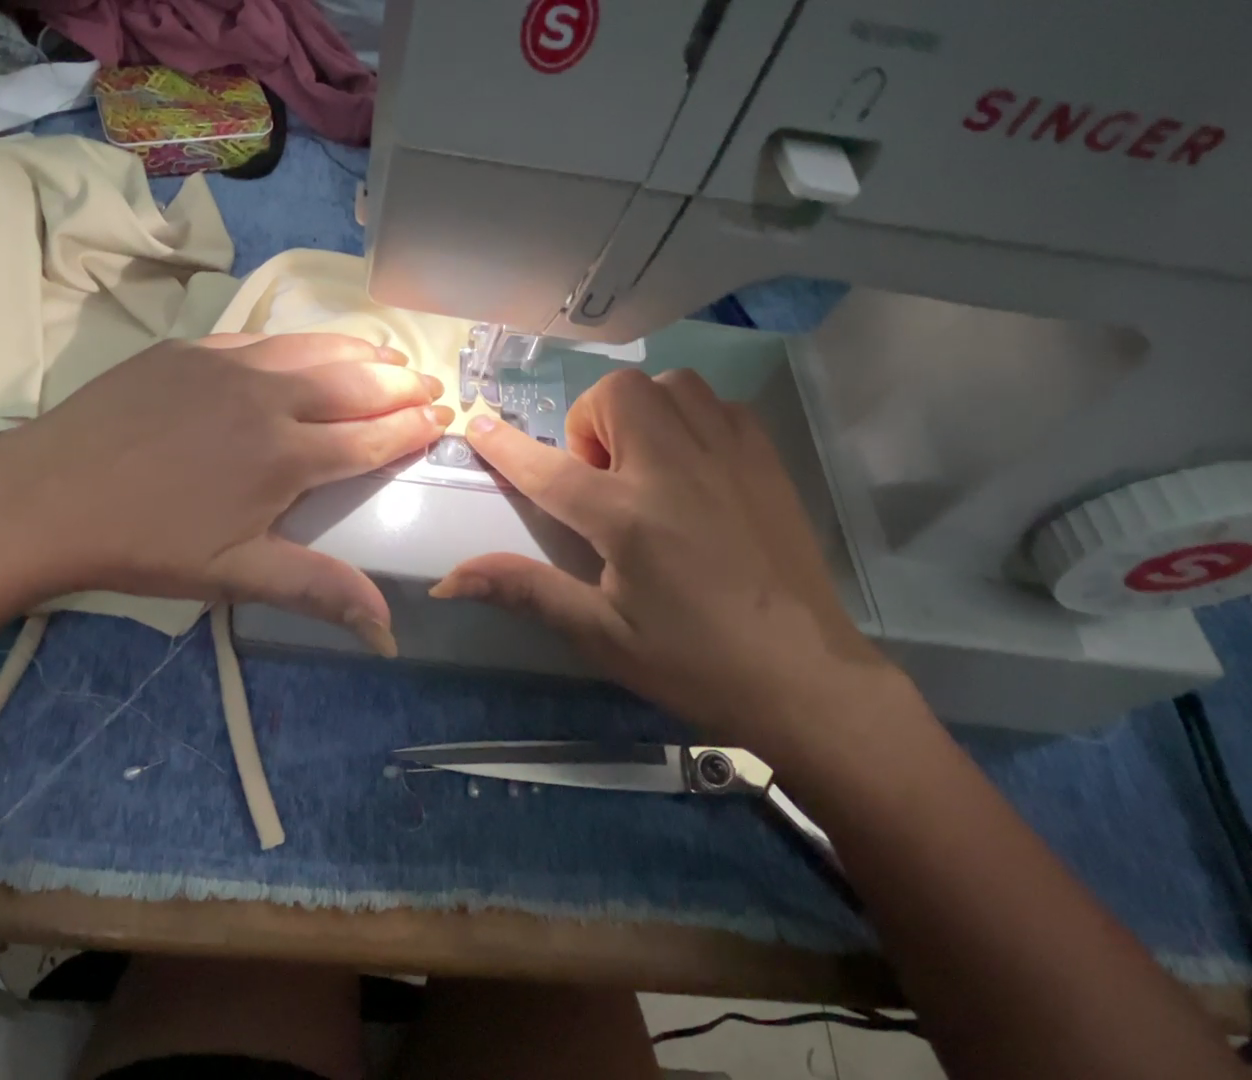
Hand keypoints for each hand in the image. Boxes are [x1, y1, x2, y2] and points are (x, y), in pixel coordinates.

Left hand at [0, 334, 451, 652]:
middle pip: (354, 382)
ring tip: (389, 355)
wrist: (48, 496)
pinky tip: (308, 346)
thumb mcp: (236, 575)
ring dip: (360, 352)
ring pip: (313, 349)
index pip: (371, 437)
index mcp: (287, 456)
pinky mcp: (190, 350)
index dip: (412, 428)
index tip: (443, 419)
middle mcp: (269, 398)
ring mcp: (227, 365)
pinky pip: (263, 338)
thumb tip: (388, 630)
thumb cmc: (147, 544)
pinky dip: (302, 341)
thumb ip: (317, 589)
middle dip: (401, 383)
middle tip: (430, 383)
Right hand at [430, 369, 898, 746]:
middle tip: (596, 480)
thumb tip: (447, 582)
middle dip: (589, 423)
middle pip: (617, 395)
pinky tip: (689, 469)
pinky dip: (689, 418)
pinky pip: (718, 405)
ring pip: (673, 386)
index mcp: (629, 517)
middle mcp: (678, 470)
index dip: (507, 446)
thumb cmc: (692, 661)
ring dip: (640, 413)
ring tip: (642, 468)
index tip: (478, 423)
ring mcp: (730, 458)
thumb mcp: (600, 635)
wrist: (803, 676)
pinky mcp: (766, 462)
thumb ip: (526, 590)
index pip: (550, 470)